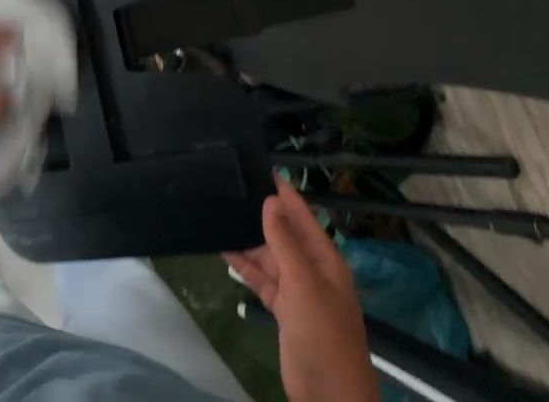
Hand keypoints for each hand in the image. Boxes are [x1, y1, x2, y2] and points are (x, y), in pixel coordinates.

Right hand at [225, 175, 376, 401]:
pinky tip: (224, 251)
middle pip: (284, 234)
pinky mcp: (283, 309)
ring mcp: (297, 291)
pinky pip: (262, 279)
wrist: (329, 395)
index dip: (285, 193)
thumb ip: (285, 242)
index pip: (303, 216)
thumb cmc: (323, 335)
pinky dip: (245, 266)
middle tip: (230, 190)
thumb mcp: (303, 284)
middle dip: (261, 215)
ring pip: (269, 256)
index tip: (261, 168)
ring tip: (219, 215)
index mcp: (325, 260)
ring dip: (249, 240)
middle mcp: (312, 270)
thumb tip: (271, 200)